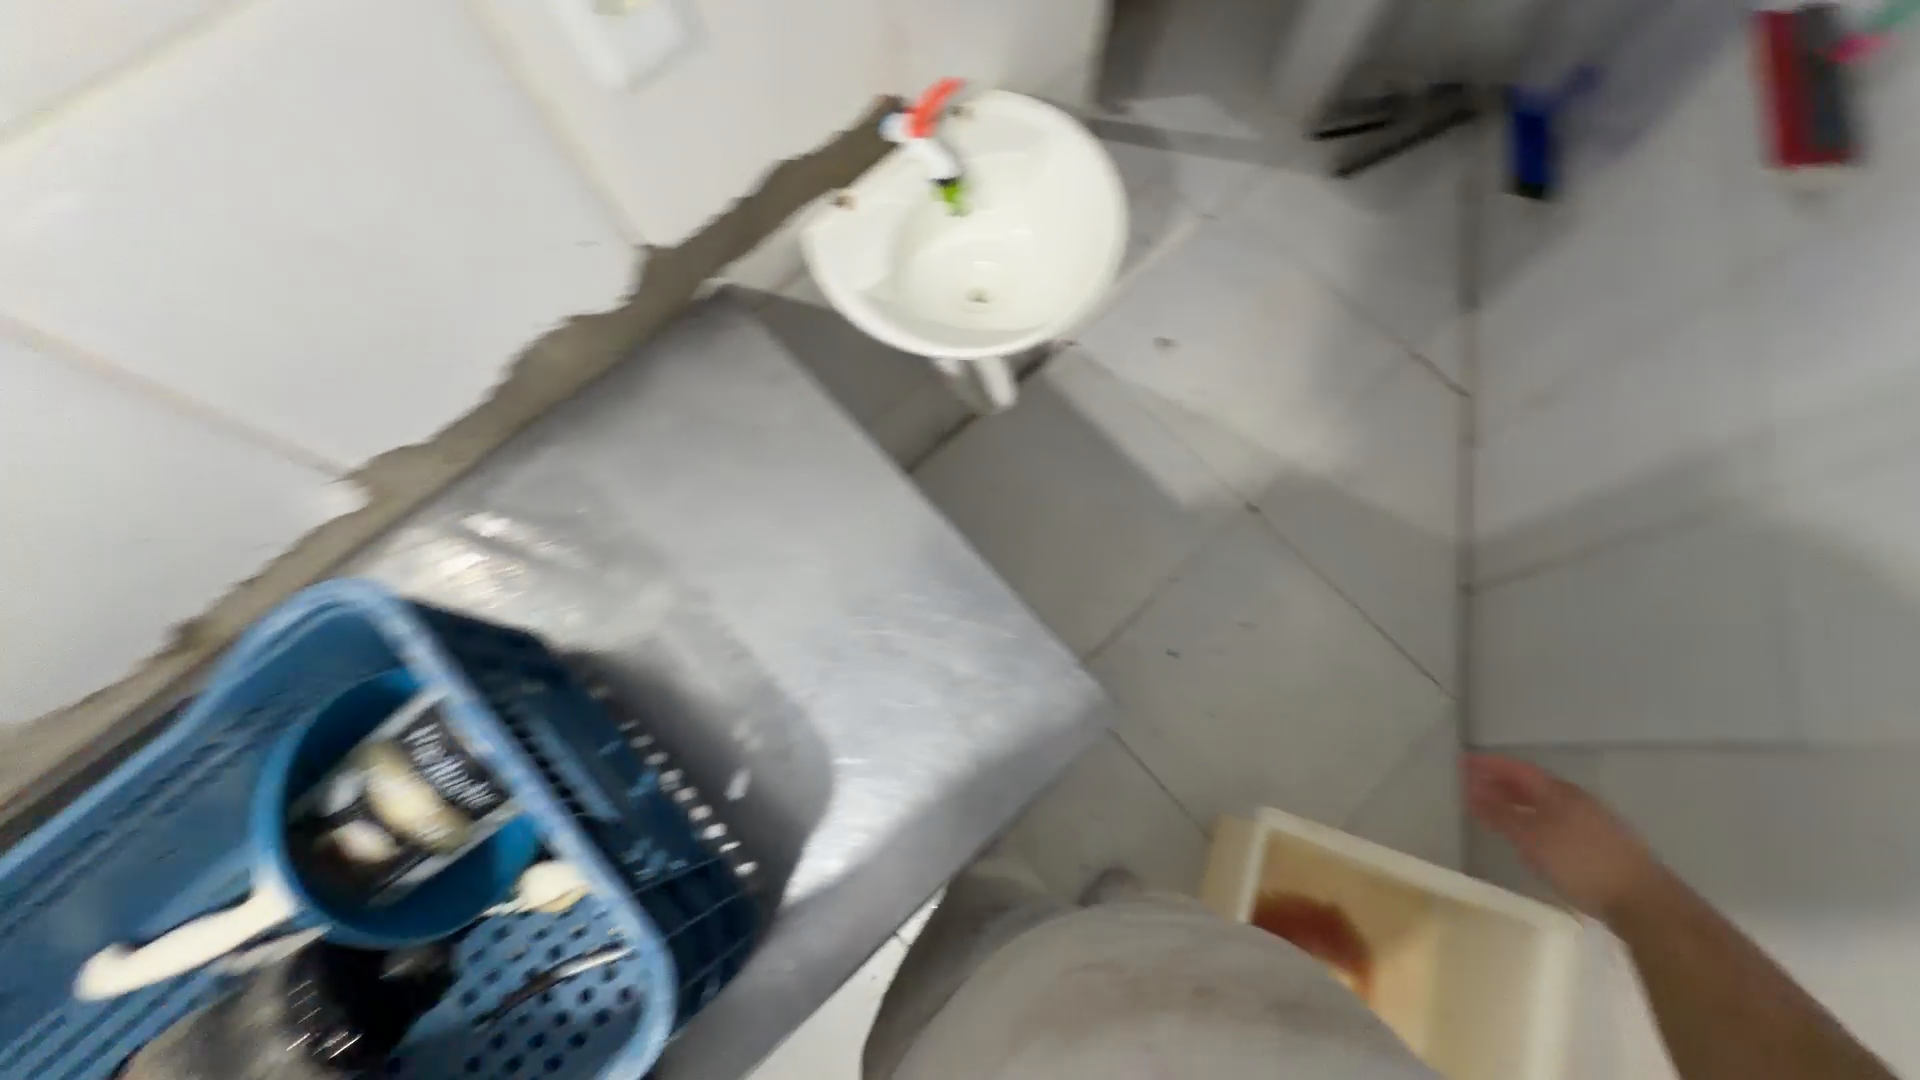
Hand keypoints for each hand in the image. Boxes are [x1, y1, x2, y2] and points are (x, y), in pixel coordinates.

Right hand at [1463, 754, 1662, 919]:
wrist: (1645, 902)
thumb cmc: (1580, 863)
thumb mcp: (1531, 838)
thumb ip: (1500, 815)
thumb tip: (1473, 793)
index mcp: (1559, 792)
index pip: (1517, 769)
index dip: (1489, 765)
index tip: (1462, 763)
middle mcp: (1576, 800)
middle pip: (1532, 784)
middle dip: (1500, 783)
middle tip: (1472, 786)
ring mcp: (1593, 822)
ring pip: (1546, 803)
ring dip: (1517, 803)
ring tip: (1494, 811)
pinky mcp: (1601, 844)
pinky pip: (1557, 821)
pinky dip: (1534, 820)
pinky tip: (1529, 836)